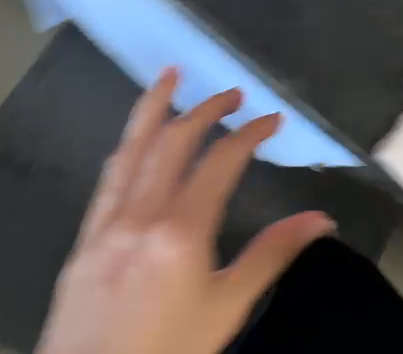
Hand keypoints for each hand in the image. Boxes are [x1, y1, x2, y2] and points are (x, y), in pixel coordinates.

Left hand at [36, 70, 334, 353]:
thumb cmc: (167, 351)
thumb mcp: (228, 308)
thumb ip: (271, 255)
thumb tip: (320, 219)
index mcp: (180, 231)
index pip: (221, 160)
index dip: (250, 132)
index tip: (273, 120)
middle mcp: (139, 217)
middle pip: (172, 143)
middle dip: (206, 109)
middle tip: (233, 93)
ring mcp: (104, 228)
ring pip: (130, 151)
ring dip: (153, 108)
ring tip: (170, 76)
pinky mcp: (82, 245)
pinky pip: (107, 181)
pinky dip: (126, 149)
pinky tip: (133, 141)